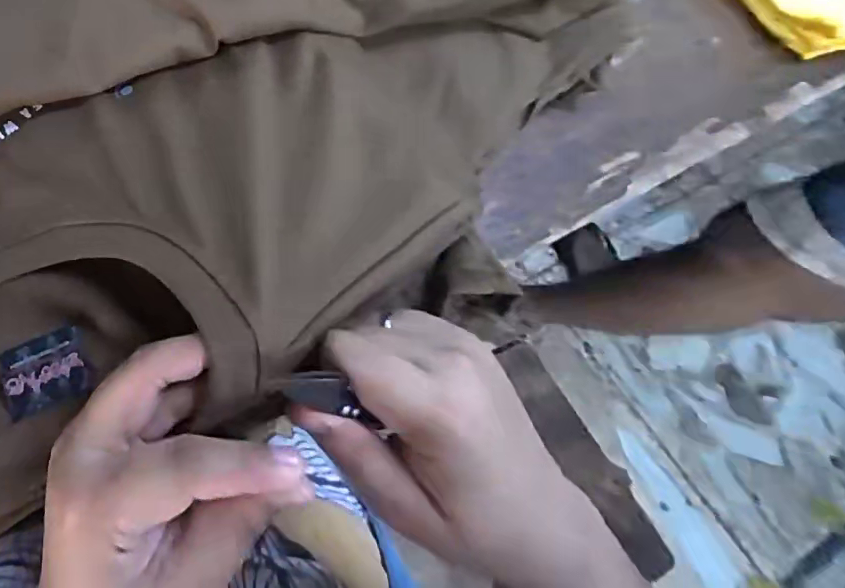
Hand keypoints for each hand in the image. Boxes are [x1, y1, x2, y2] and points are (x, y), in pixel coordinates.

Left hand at [42, 336, 313, 587]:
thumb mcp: (189, 580)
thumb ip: (237, 520)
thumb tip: (296, 475)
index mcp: (100, 498)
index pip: (183, 461)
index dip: (245, 460)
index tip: (297, 462)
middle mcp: (82, 448)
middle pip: (144, 374)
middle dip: (199, 355)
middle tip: (253, 353)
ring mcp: (83, 435)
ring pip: (142, 376)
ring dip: (194, 370)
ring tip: (246, 374)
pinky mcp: (93, 432)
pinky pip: (141, 396)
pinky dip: (182, 389)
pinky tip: (219, 396)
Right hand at [293, 311, 643, 587]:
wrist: (544, 517)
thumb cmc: (469, 524)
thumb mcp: (404, 510)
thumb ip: (352, 453)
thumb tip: (299, 403)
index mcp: (438, 405)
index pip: (346, 347)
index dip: (326, 373)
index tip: (334, 411)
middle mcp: (451, 357)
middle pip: (359, 332)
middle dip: (347, 366)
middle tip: (363, 414)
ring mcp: (462, 338)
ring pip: (377, 321)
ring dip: (370, 353)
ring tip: (388, 398)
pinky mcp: (467, 333)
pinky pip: (402, 319)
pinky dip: (392, 344)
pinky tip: (410, 379)